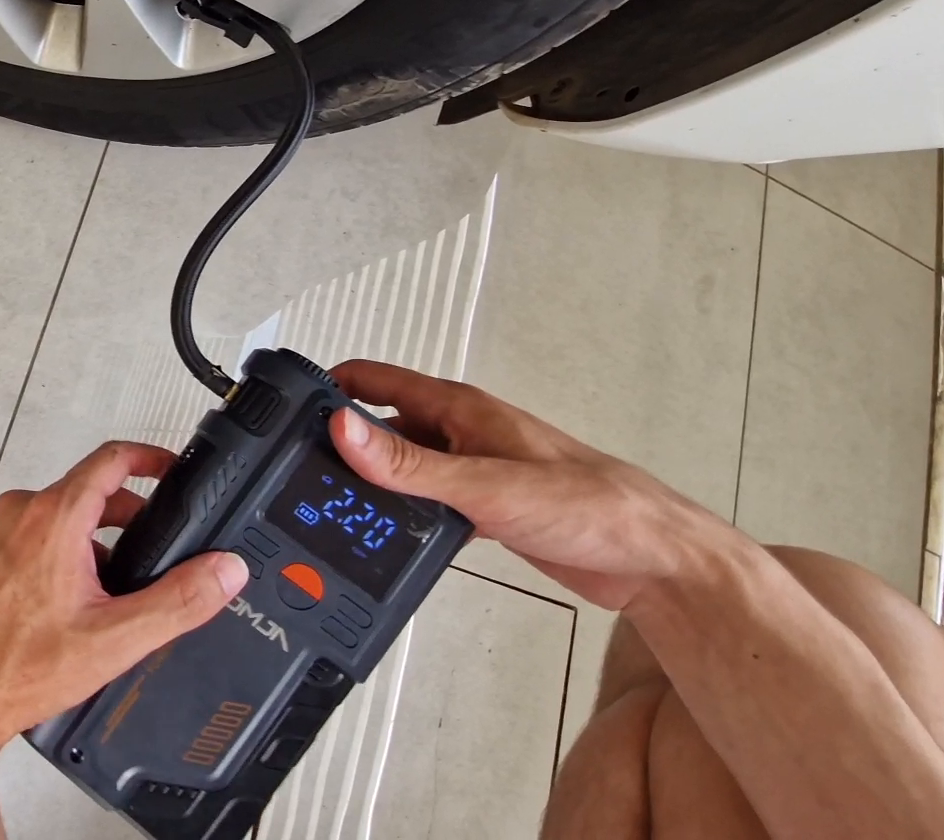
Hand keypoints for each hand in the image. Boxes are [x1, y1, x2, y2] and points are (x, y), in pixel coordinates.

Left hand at [0, 442, 248, 832]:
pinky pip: (34, 534)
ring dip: (96, 537)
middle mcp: (20, 513)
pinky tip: (73, 600)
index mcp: (53, 517)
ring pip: (61, 515)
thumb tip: (222, 570)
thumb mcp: (114, 639)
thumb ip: (178, 601)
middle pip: (89, 490)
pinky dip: (63, 550)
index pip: (111, 459)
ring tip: (117, 586)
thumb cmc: (15, 669)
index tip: (171, 468)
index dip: (149, 458)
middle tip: (156, 546)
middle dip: (129, 513)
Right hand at [327, 360, 720, 610]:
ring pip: (400, 465)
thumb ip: (408, 462)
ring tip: (336, 508)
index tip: (287, 408)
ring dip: (372, 481)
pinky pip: (423, 498)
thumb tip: (341, 426)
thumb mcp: (484, 485)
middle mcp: (456, 430)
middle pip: (378, 424)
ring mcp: (468, 466)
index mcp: (456, 408)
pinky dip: (402, 511)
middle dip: (342, 441)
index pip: (371, 379)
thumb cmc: (588, 508)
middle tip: (302, 471)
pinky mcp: (480, 502)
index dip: (327, 387)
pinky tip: (390, 534)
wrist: (656, 563)